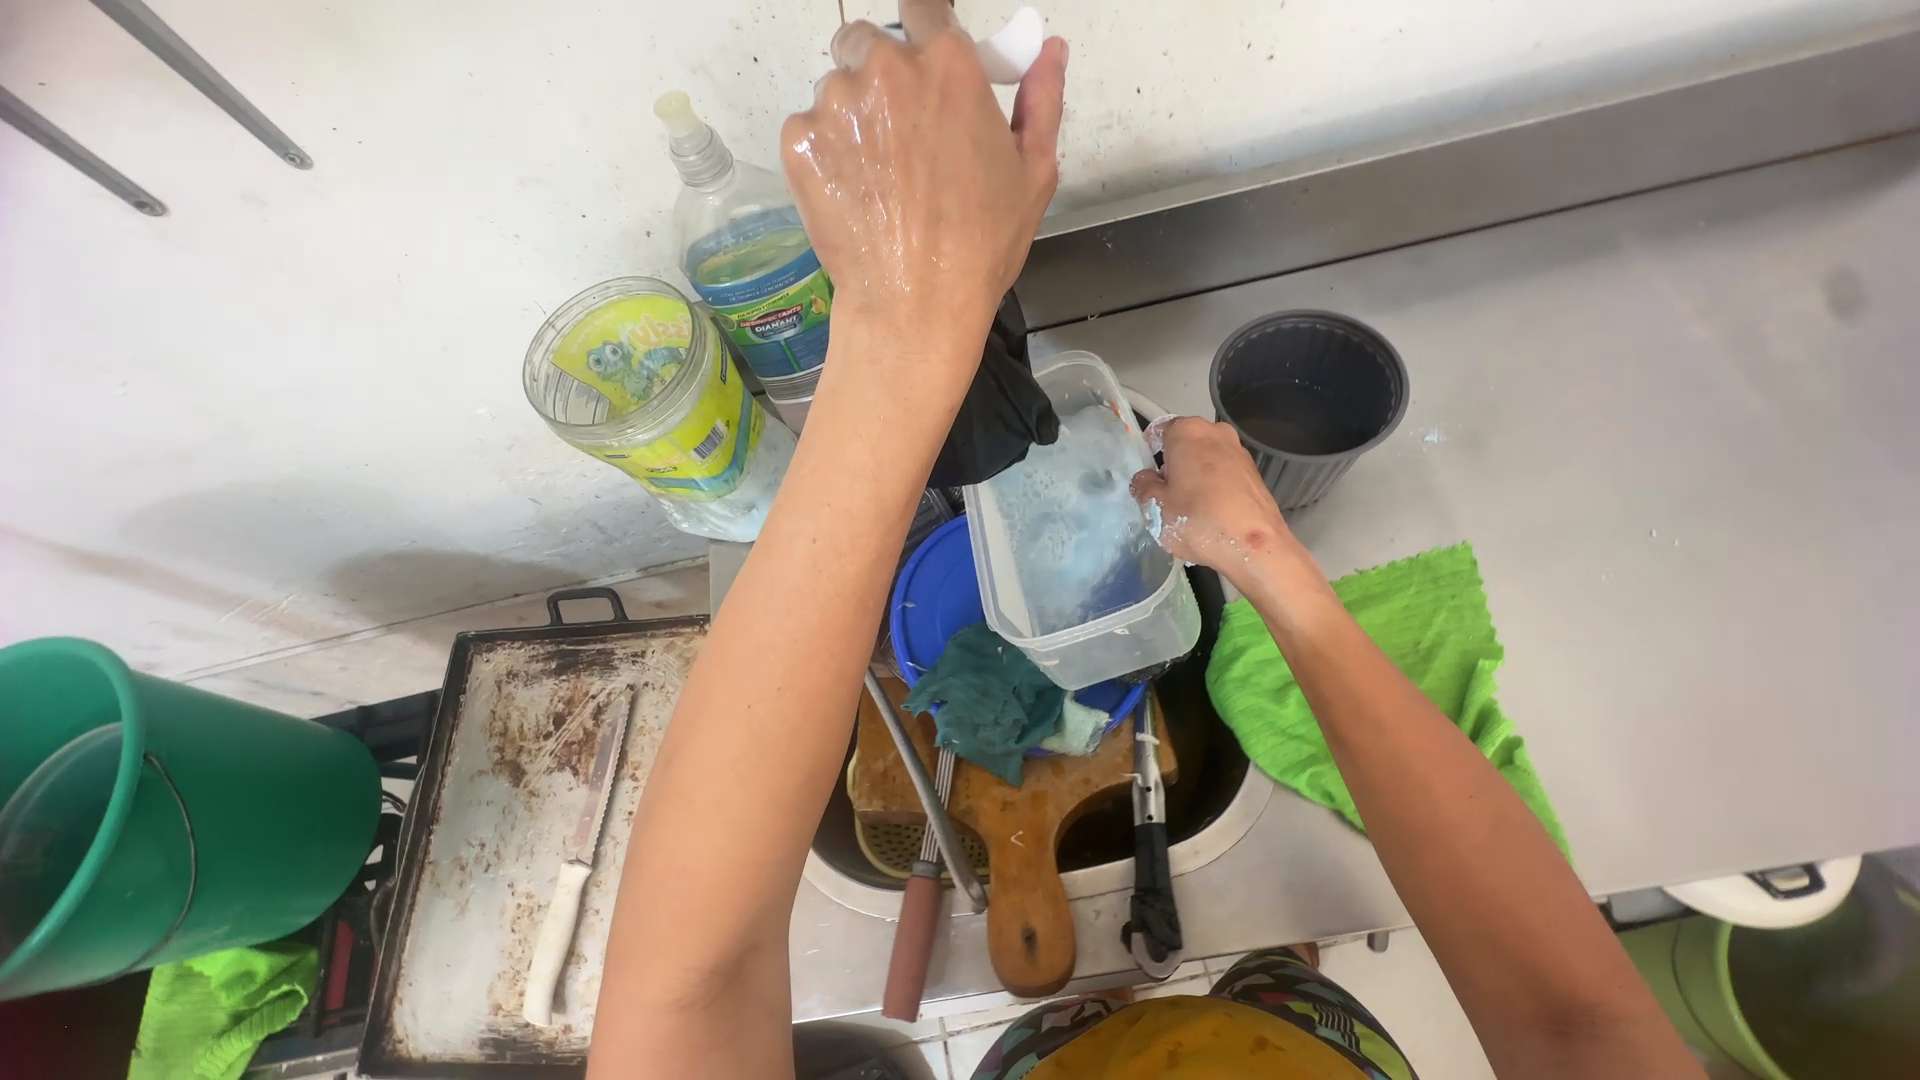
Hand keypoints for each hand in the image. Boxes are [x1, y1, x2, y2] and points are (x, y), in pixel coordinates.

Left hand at [781, 0, 1066, 346]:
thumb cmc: (982, 246)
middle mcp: (886, 68)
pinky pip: (808, 128)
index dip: (923, 34)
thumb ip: (1042, 100)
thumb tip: (1050, 49)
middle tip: (898, 136)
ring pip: (836, 86)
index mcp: (947, 65)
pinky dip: (824, 152)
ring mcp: (835, 104)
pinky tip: (851, 194)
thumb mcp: (1033, 174)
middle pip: (869, 42)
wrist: (916, 304)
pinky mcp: (800, 143)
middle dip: (881, 75)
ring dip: (852, 116)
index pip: (923, 7)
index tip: (924, 67)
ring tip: (876, 177)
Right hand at [1130, 417, 1299, 578]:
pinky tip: (1212, 514)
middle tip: (1167, 496)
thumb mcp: (1154, 505)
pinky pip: (1224, 474)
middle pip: (1185, 444)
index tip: (1148, 476)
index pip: (1159, 430)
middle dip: (1174, 464)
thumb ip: (1142, 485)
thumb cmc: (1198, 519)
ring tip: (1191, 509)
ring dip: (1195, 476)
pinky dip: (1215, 488)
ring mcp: (1240, 452)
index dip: (1149, 452)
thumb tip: (1146, 478)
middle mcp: (1217, 433)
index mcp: (1188, 431)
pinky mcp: (1255, 473)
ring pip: (1206, 459)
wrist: (1254, 546)